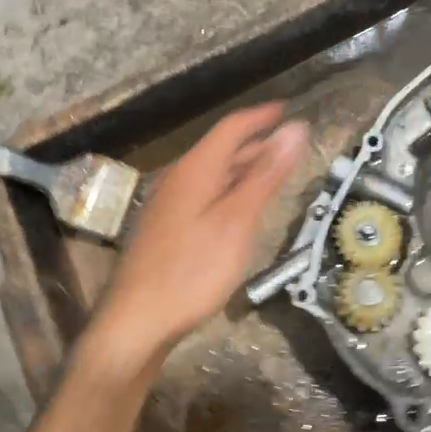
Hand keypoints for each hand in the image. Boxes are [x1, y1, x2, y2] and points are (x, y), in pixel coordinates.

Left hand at [88, 103, 308, 370]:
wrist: (136, 321)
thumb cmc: (192, 269)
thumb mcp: (238, 220)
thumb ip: (267, 174)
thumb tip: (294, 129)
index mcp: (196, 169)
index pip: (232, 128)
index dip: (261, 116)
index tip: (288, 110)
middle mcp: (179, 179)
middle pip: (222, 150)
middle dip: (257, 144)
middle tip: (290, 148)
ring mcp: (169, 205)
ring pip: (213, 175)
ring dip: (244, 170)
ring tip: (274, 176)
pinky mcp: (167, 229)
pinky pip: (205, 195)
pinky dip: (230, 191)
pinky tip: (242, 211)